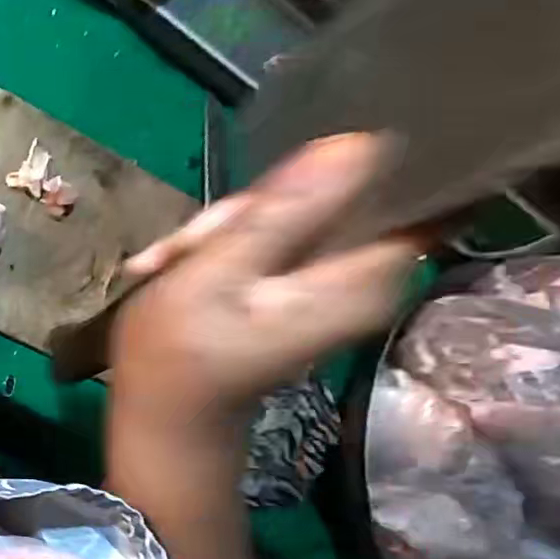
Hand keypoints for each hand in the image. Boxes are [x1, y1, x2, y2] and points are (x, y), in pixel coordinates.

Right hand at [111, 134, 426, 430]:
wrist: (166, 414)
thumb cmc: (178, 354)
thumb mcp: (214, 276)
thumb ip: (279, 215)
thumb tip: (353, 144)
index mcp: (358, 278)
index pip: (393, 190)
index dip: (338, 171)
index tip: (270, 188)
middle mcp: (361, 280)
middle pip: (325, 202)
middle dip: (251, 211)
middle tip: (188, 244)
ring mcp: (329, 286)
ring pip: (289, 220)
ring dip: (225, 230)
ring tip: (167, 260)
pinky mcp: (299, 291)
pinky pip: (272, 244)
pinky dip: (224, 249)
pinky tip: (176, 266)